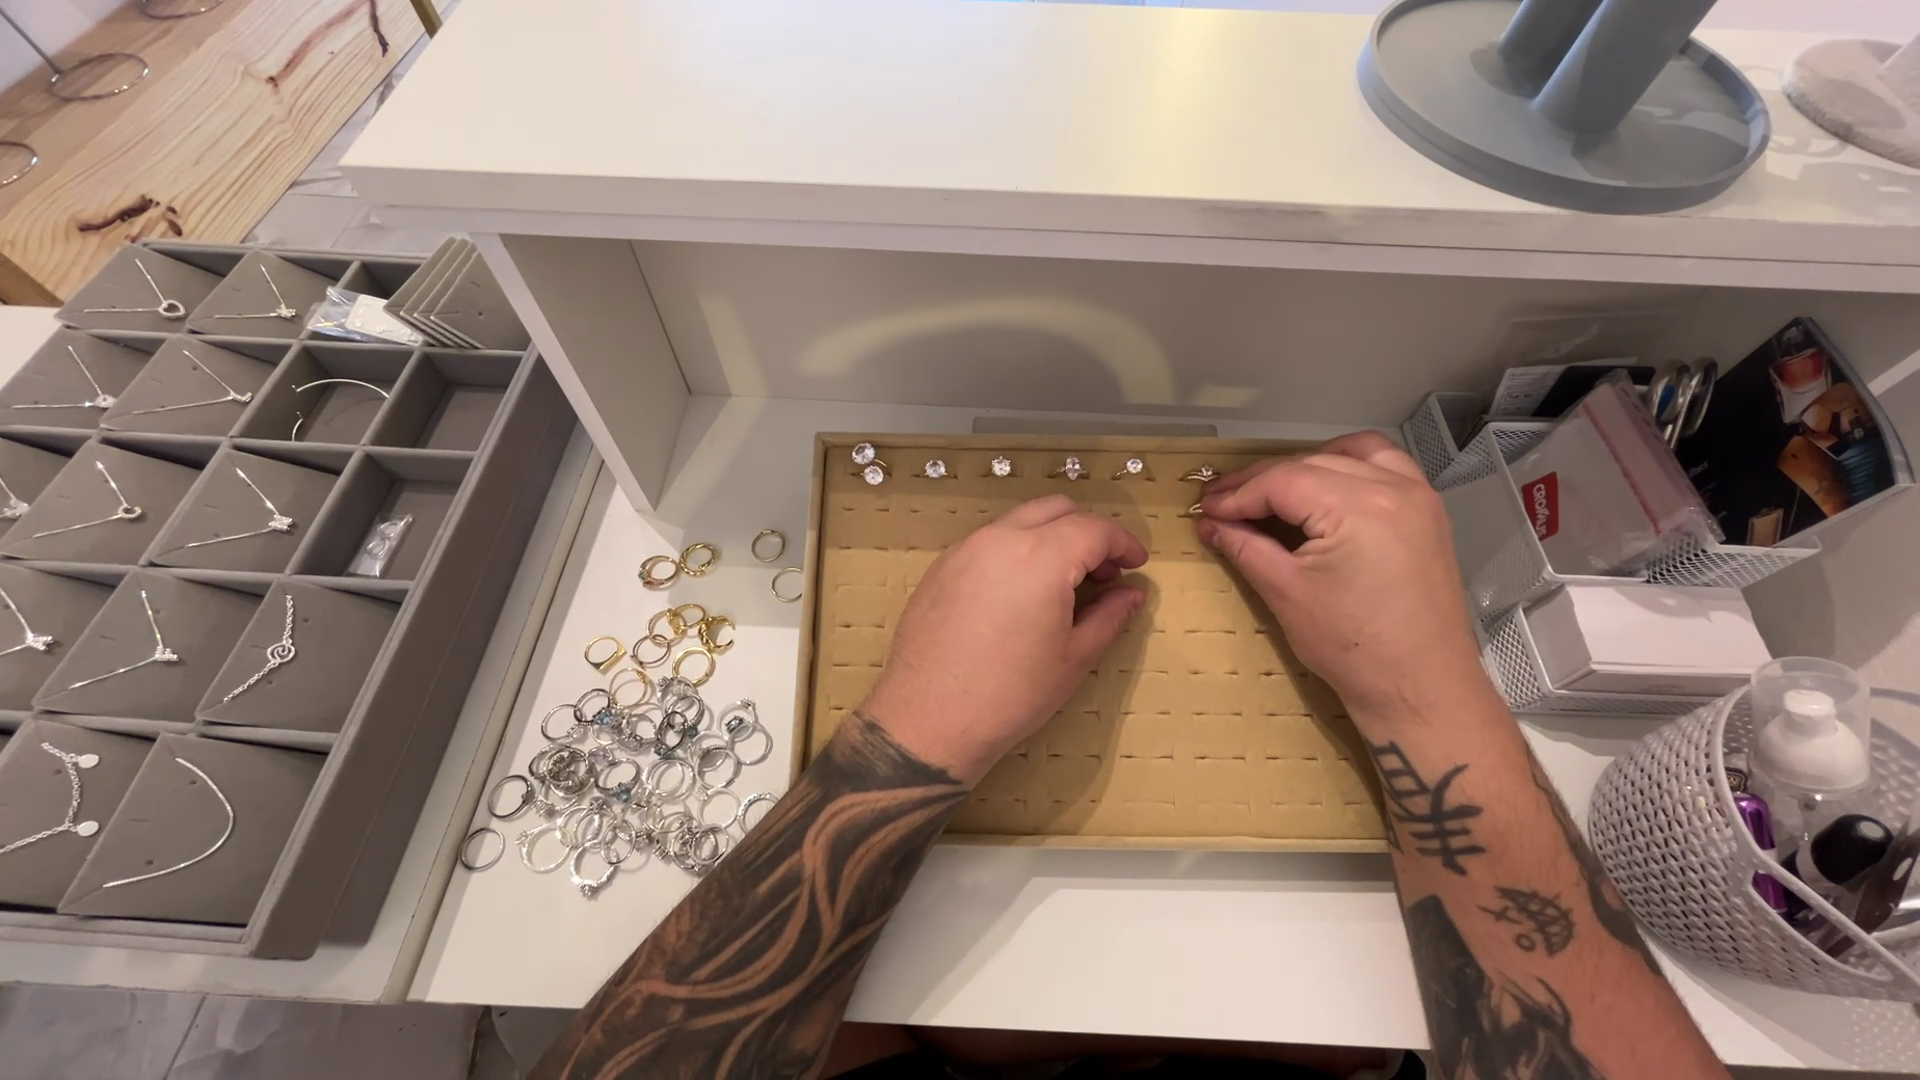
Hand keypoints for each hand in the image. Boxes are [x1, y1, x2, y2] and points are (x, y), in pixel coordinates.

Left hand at [860, 495, 1148, 784]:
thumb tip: (1132, 594)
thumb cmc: (1010, 695)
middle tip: (1105, 572)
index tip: (1138, 563)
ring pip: (1019, 521)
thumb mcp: (1073, 658)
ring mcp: (964, 549)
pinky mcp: (941, 567)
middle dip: (1088, 531)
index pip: (1093, 529)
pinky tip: (1022, 592)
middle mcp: (999, 538)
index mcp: (1039, 556)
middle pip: (1056, 510)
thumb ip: (1108, 616)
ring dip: (1051, 537)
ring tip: (1065, 583)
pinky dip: (1017, 549)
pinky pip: (989, 541)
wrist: (929, 719)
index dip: (1123, 543)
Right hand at [1194, 432, 1493, 728]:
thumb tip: (1209, 523)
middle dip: (1262, 482)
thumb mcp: (1285, 592)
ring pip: (1351, 454)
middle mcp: (1394, 487)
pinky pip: (1386, 465)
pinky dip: (1350, 466)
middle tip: (1222, 504)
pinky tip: (1325, 491)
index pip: (1282, 481)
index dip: (1237, 494)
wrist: (1419, 686)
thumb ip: (1244, 547)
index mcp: (1358, 507)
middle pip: (1311, 463)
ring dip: (1306, 465)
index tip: (1205, 509)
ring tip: (1272, 493)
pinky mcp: (1427, 513)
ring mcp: (1418, 496)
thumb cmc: (1350, 646)